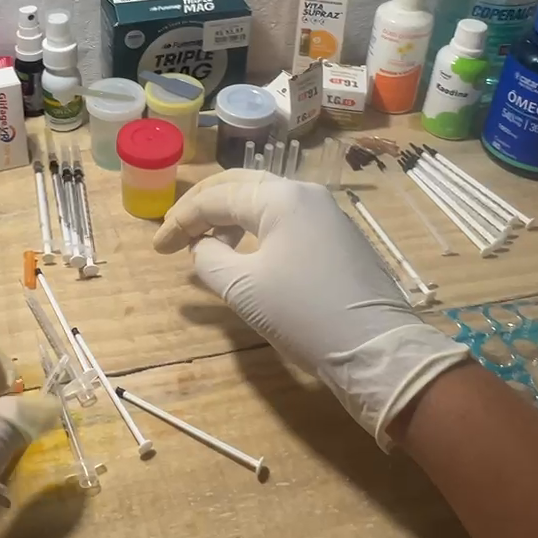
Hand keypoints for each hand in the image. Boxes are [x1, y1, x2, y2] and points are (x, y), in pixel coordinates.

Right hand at [154, 169, 467, 448]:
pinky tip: (246, 255)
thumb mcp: (243, 289)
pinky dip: (256, 229)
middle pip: (240, 186)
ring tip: (207, 247)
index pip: (215, 198)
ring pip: (264, 200)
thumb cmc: (305, 314)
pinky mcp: (338, 236)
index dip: (180, 221)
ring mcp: (326, 213)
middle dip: (203, 207)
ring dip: (229, 218)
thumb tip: (204, 247)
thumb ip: (210, 259)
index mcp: (280, 197)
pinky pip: (286, 219)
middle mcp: (304, 193)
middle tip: (177, 233)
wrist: (379, 351)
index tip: (158, 249)